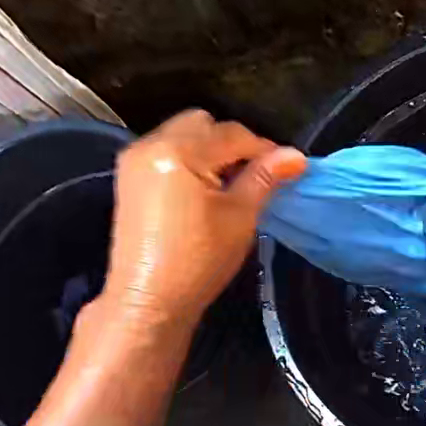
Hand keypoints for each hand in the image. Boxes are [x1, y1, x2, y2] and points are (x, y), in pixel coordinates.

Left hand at [103, 110, 305, 328]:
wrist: (149, 300)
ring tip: (228, 187)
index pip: (232, 134)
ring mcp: (135, 160)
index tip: (285, 170)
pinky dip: (189, 161)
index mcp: (179, 152)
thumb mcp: (240, 217)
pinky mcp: (129, 178)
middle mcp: (151, 145)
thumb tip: (296, 155)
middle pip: (203, 125)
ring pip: (183, 135)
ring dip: (210, 151)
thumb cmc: (199, 261)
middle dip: (232, 144)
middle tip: (252, 178)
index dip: (264, 149)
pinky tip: (204, 192)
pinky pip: (166, 152)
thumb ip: (265, 179)